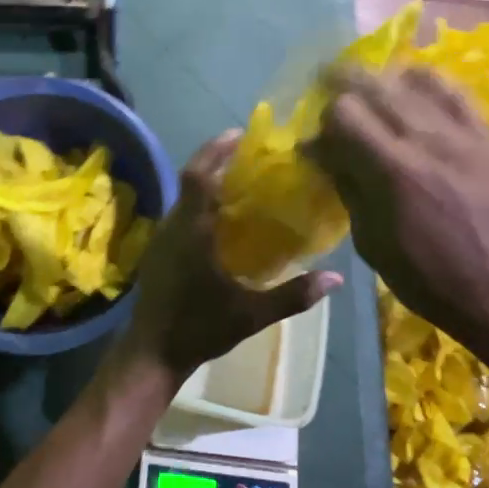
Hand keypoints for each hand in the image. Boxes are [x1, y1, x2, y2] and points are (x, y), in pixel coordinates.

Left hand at [125, 132, 341, 378]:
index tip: (239, 135)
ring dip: (205, 182)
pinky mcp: (158, 251)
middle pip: (189, 180)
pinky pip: (179, 214)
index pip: (199, 177)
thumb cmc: (200, 329)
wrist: (152, 352)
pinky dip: (198, 203)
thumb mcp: (252, 315)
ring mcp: (161, 239)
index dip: (216, 151)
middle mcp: (173, 227)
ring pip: (182, 197)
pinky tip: (219, 216)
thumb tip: (335, 279)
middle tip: (245, 151)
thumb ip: (293, 295)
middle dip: (214, 160)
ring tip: (238, 178)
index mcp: (192, 232)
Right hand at [305, 68, 488, 410]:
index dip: (322, 120)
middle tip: (328, 95)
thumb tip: (321, 152)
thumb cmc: (431, 280)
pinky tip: (411, 86)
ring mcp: (463, 134)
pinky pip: (454, 91)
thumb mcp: (372, 243)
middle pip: (374, 86)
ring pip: (412, 80)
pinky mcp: (488, 136)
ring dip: (381, 80)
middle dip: (343, 86)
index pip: (344, 112)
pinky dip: (426, 81)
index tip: (317, 140)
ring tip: (367, 90)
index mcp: (393, 172)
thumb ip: (347, 187)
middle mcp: (427, 140)